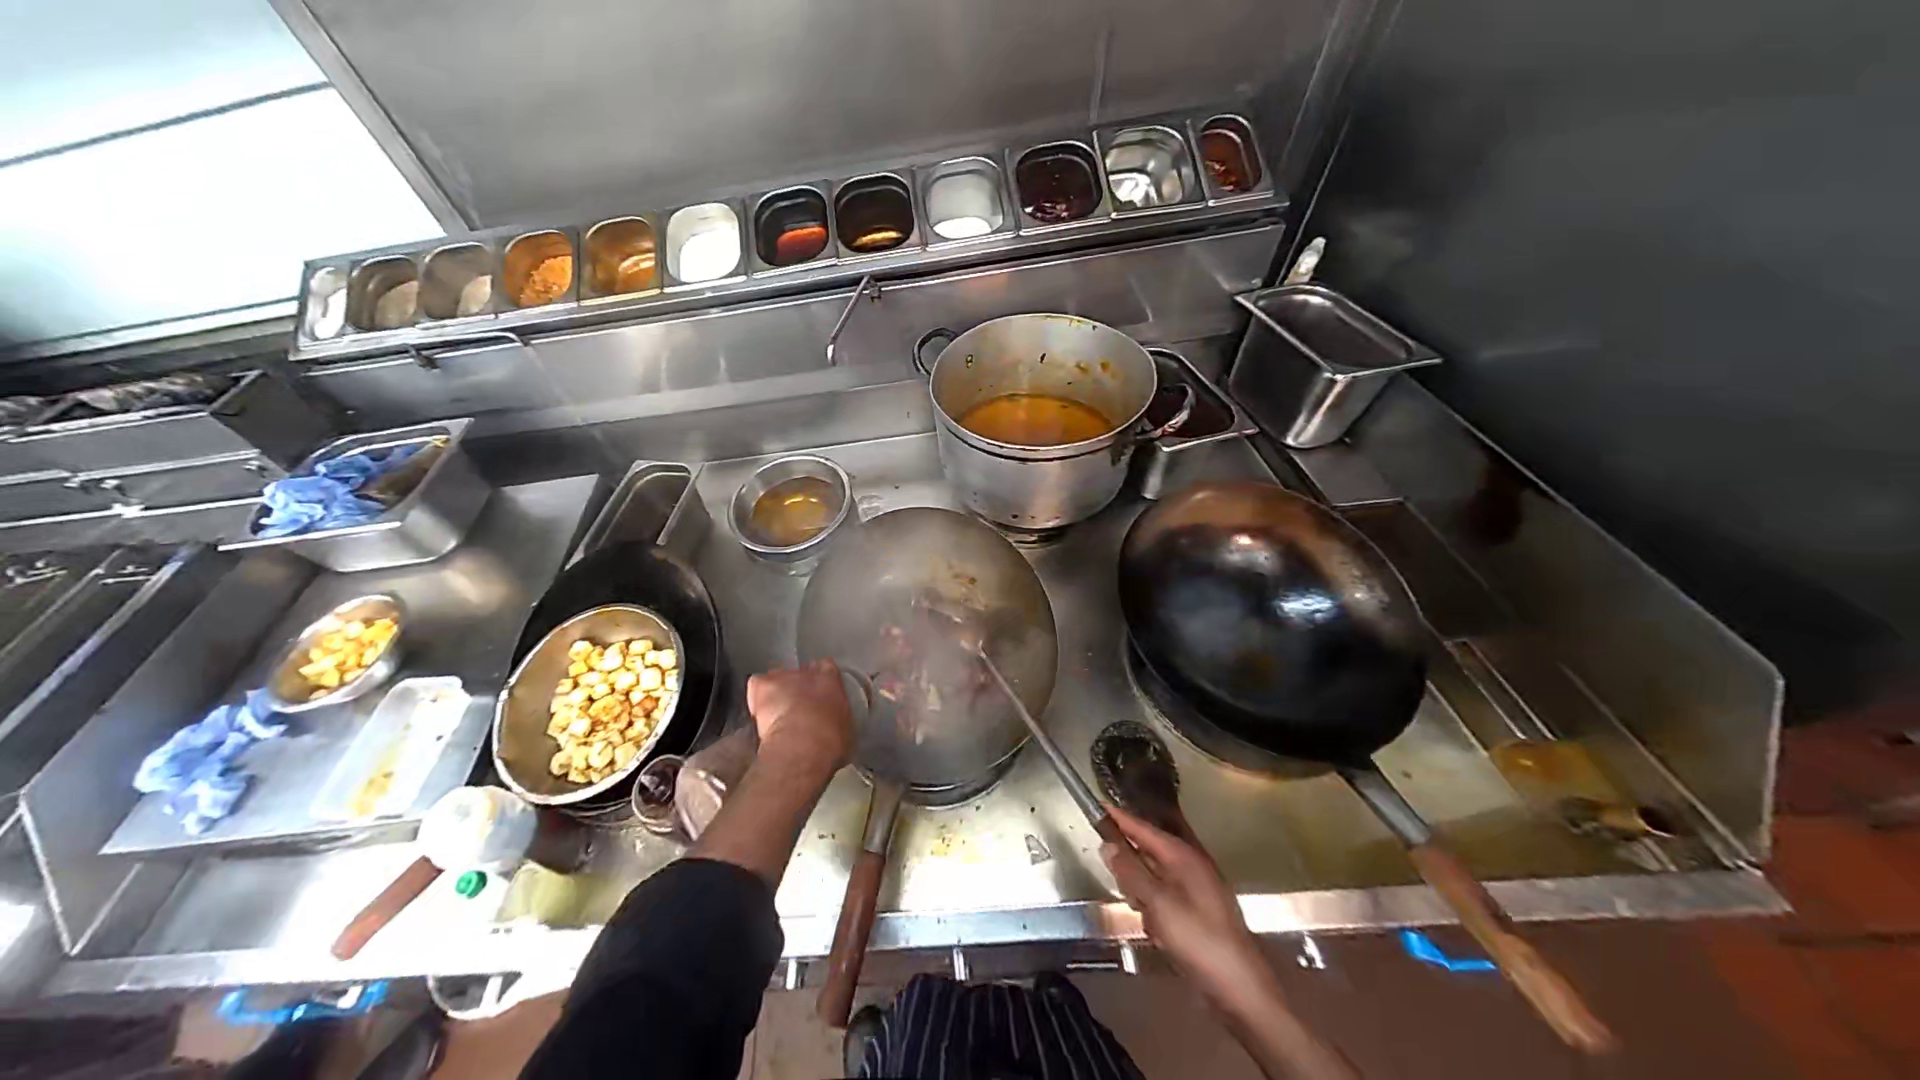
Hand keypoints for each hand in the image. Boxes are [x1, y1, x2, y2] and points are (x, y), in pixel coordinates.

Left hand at [746, 659, 854, 775]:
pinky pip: (757, 684)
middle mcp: (807, 672)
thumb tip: (832, 724)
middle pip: (800, 672)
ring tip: (774, 714)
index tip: (818, 695)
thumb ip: (837, 717)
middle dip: (798, 687)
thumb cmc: (830, 742)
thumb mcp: (845, 730)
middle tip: (796, 709)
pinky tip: (759, 713)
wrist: (804, 745)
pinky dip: (756, 697)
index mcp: (831, 681)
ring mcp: (783, 676)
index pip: (826, 668)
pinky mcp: (763, 684)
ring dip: (776, 692)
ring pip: (776, 678)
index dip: (819, 680)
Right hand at [1101, 806, 1279, 1019]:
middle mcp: (1191, 866)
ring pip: (1155, 875)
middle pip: (1149, 850)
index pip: (1144, 828)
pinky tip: (1154, 928)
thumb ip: (1131, 872)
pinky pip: (1165, 897)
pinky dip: (1154, 907)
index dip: (1120, 818)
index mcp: (1183, 856)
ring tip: (1136, 907)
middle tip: (1111, 870)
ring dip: (1141, 889)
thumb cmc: (1197, 938)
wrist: (1239, 986)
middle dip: (1129, 860)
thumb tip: (1108, 845)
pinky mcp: (1198, 912)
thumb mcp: (1158, 903)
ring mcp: (1197, 889)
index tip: (1098, 807)